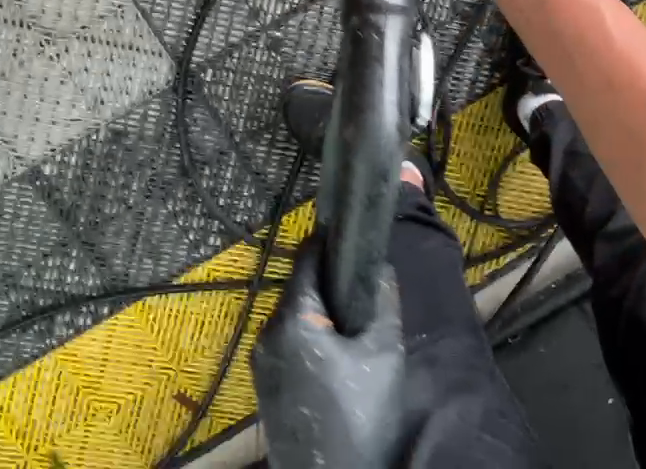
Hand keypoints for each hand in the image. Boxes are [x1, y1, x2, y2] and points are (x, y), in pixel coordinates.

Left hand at [252, 243, 406, 467]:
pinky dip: (309, 336)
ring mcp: (261, 362)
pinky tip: (337, 353)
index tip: (352, 233)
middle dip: (329, 282)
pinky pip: (287, 342)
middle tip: (362, 286)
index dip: (329, 241)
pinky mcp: (264, 385)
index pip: (306, 257)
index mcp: (292, 320)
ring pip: (294, 316)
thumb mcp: (384, 352)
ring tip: (354, 323)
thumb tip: (380, 264)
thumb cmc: (362, 413)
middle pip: (300, 287)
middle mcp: (267, 334)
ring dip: (320, 311)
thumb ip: (382, 299)